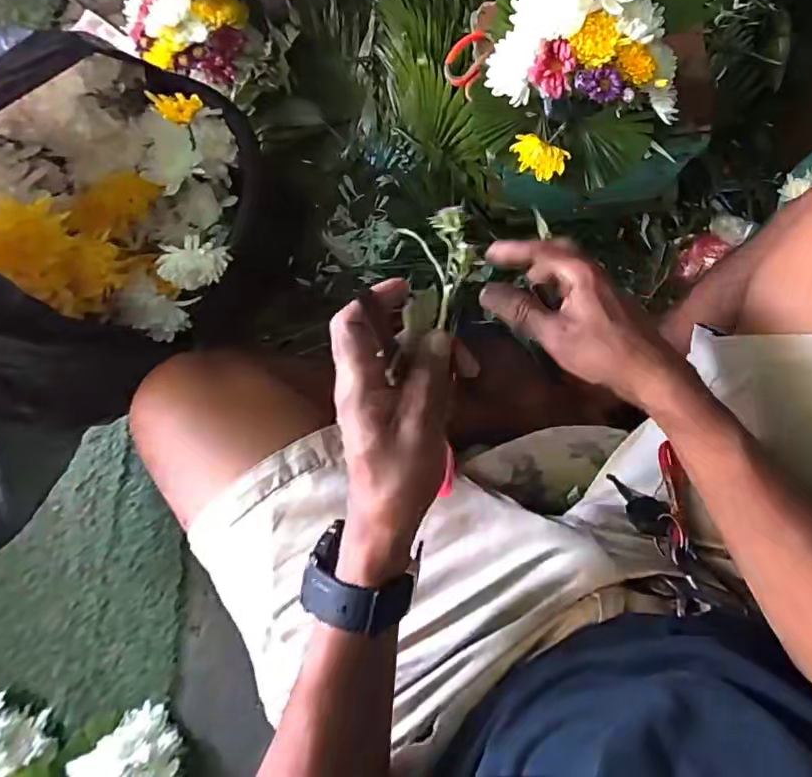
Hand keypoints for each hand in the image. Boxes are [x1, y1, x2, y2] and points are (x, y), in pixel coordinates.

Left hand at [329, 279, 453, 585]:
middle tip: (444, 325)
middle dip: (409, 320)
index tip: (409, 289)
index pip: (349, 322)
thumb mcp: (423, 422)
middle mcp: (357, 381)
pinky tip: (451, 381)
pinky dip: (426, 368)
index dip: (374, 298)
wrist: (383, 521)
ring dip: (426, 348)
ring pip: (393, 351)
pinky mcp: (382, 406)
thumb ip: (430, 373)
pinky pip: (401, 372)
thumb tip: (438, 335)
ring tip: (461, 365)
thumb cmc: (399, 475)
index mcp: (358, 381)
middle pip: (373, 332)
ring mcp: (369, 394)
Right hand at [478, 240, 692, 409]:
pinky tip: (551, 299)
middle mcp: (593, 270)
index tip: (487, 253)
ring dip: (544, 269)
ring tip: (523, 281)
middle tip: (505, 262)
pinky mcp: (610, 298)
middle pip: (557, 250)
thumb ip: (521, 311)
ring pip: (569, 265)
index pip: (539, 251)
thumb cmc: (602, 354)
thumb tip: (487, 291)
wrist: (652, 372)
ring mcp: (605, 283)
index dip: (511, 251)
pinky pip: (577, 277)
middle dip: (530, 254)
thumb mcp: (554, 335)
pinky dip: (558, 281)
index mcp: (579, 272)